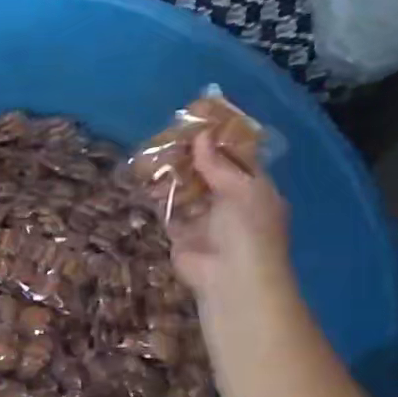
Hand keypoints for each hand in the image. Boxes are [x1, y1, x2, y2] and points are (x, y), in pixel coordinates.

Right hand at [166, 132, 293, 306]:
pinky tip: (144, 183)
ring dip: (170, 175)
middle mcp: (228, 198)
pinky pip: (167, 210)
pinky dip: (157, 198)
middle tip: (166, 137)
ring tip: (150, 157)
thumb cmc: (247, 228)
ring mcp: (203, 216)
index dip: (218, 139)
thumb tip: (201, 136)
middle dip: (189, 156)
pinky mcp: (179, 232)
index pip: (236, 156)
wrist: (229, 275)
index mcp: (253, 186)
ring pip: (185, 189)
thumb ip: (217, 164)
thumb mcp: (241, 189)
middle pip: (206, 171)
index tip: (197, 121)